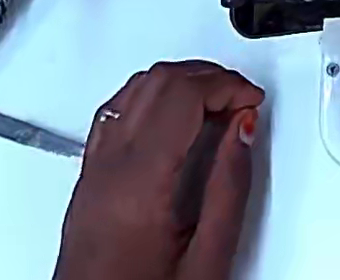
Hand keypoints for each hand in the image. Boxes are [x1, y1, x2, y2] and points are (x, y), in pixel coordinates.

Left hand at [54, 60, 261, 279]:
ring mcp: (95, 164)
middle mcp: (111, 164)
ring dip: (181, 80)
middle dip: (208, 77)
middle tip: (240, 97)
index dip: (225, 84)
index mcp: (140, 182)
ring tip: (215, 101)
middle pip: (161, 81)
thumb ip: (229, 188)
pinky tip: (173, 108)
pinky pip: (119, 105)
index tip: (250, 98)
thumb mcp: (207, 265)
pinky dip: (152, 92)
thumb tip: (242, 128)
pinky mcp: (89, 170)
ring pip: (139, 85)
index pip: (183, 94)